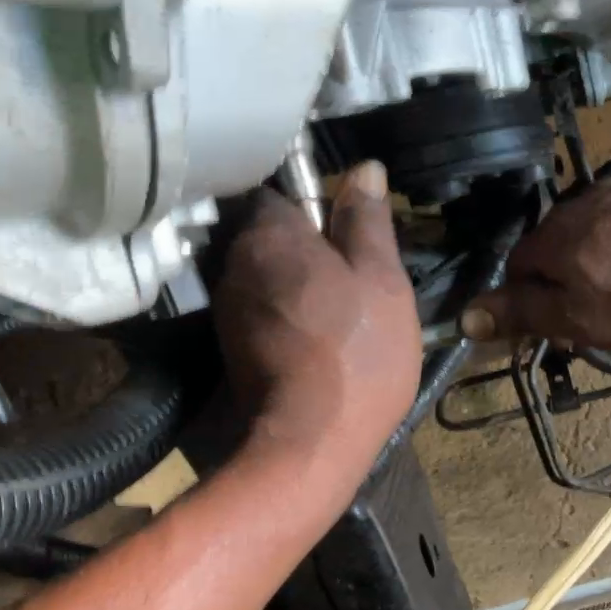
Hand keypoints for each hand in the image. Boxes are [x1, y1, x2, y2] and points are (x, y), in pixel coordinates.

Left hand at [215, 162, 420, 461]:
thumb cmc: (359, 354)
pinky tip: (316, 341)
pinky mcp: (230, 348)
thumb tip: (365, 168)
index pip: (280, 191)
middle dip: (306, 248)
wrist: (312, 441)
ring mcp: (227, 308)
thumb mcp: (383, 281)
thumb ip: (368, 222)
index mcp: (270, 234)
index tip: (348, 232)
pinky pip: (262, 312)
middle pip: (270, 236)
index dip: (316, 206)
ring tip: (337, 312)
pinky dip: (286, 317)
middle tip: (353, 277)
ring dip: (296, 284)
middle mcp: (234, 262)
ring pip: (266, 276)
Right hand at [463, 179, 610, 352]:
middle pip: (554, 247)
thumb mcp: (584, 320)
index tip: (554, 328)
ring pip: (592, 234)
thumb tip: (464, 318)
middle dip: (563, 281)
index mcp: (556, 236)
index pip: (517, 266)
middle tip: (592, 318)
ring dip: (596, 263)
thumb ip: (526, 314)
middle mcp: (582, 203)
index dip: (528, 300)